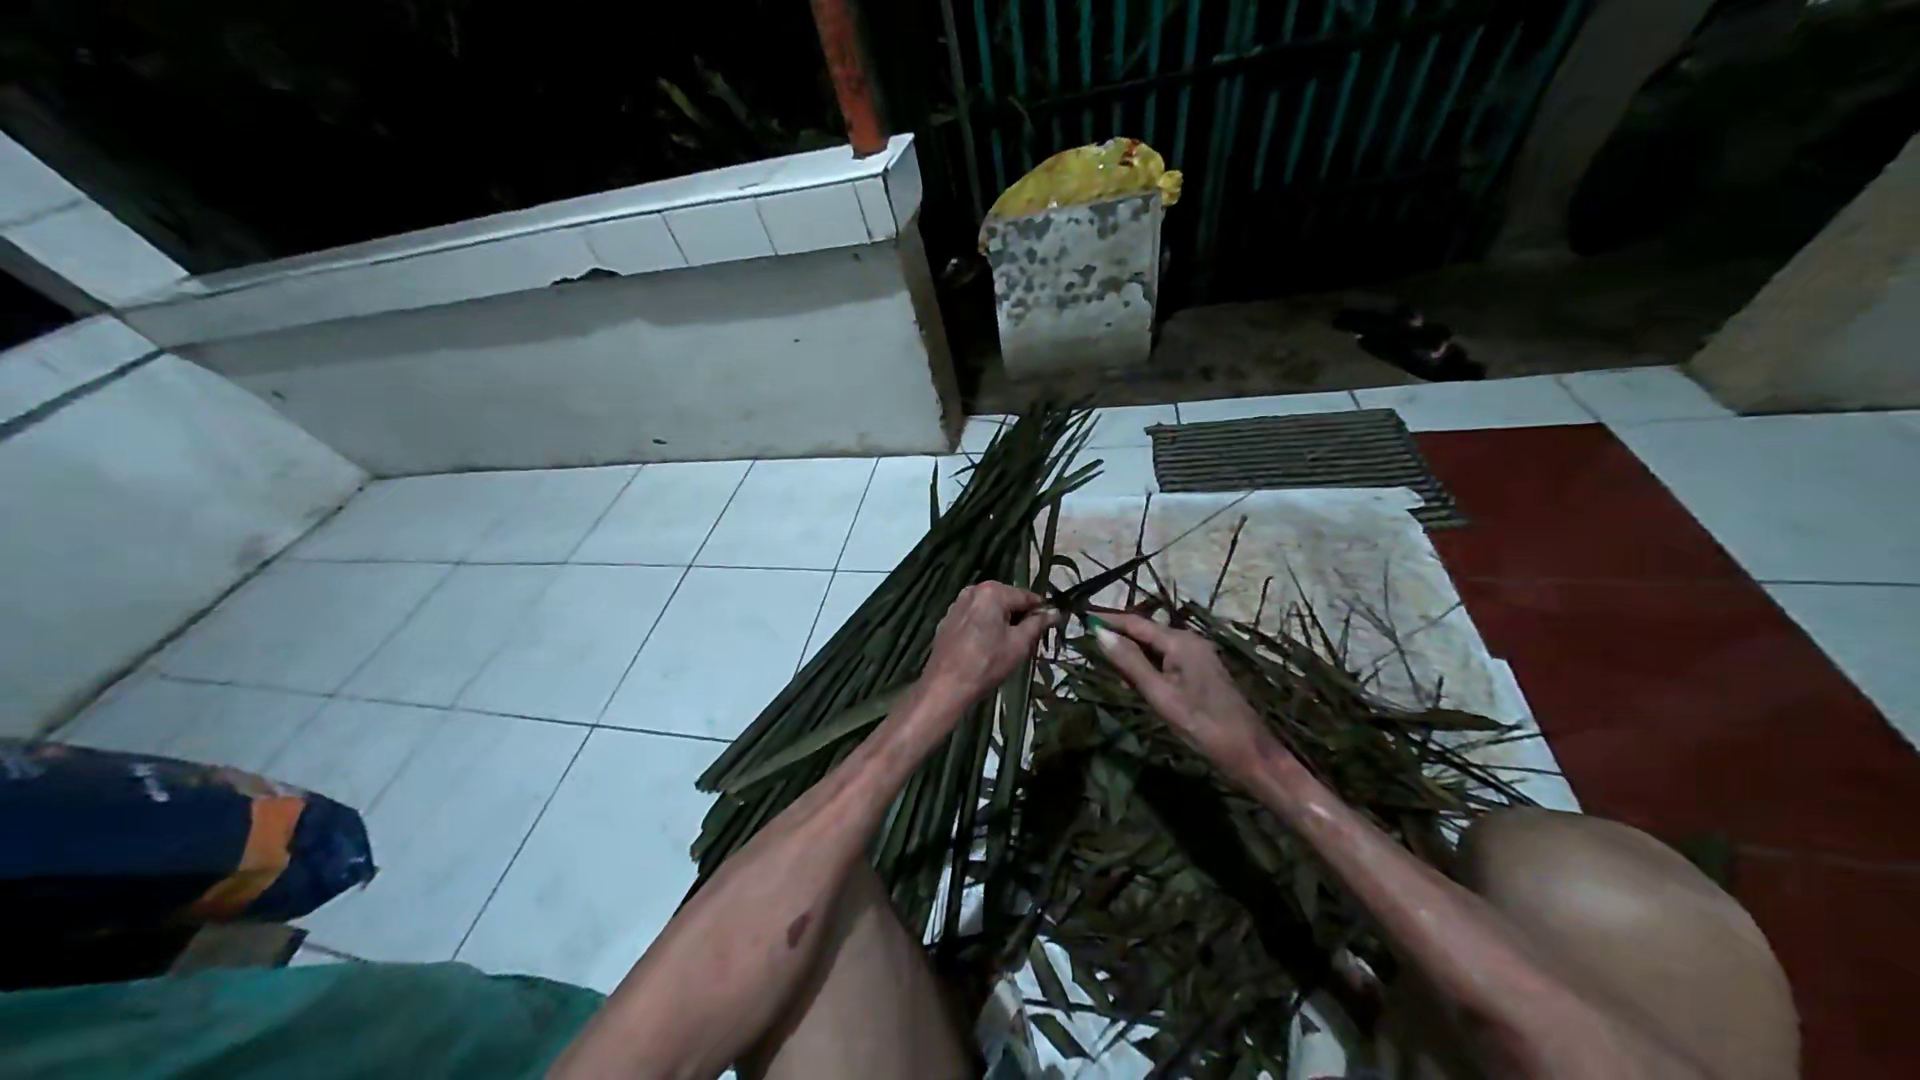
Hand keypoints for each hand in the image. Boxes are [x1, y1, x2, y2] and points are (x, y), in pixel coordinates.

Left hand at [921, 582, 1056, 706]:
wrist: (946, 685)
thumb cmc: (987, 663)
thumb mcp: (1019, 644)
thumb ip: (1037, 624)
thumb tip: (1055, 613)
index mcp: (992, 592)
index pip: (1026, 596)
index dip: (1040, 610)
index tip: (1051, 624)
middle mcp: (972, 591)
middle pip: (1006, 599)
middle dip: (1019, 615)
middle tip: (1030, 638)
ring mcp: (957, 604)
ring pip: (989, 608)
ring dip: (1002, 620)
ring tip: (1010, 643)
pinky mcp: (948, 619)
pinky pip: (974, 616)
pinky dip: (985, 625)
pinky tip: (987, 645)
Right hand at [1092, 613, 1280, 776]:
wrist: (1249, 753)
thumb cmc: (1202, 724)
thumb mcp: (1160, 695)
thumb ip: (1129, 663)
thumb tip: (1100, 634)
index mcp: (1180, 642)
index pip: (1135, 623)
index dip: (1107, 620)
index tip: (1080, 618)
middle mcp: (1189, 641)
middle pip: (1145, 632)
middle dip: (1117, 637)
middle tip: (1086, 643)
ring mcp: (1197, 657)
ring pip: (1154, 648)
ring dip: (1130, 654)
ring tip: (1105, 664)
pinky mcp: (1200, 673)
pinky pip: (1165, 660)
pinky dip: (1146, 666)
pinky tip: (1134, 682)